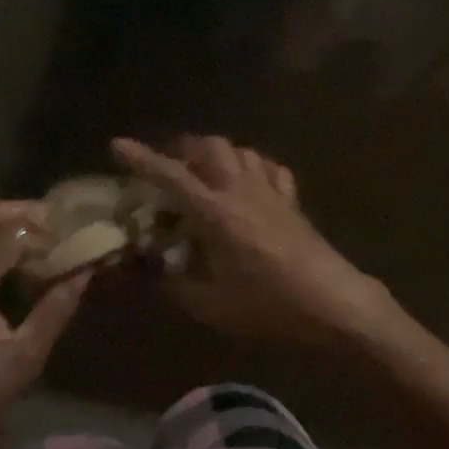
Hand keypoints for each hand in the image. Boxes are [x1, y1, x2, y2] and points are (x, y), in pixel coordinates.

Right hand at [111, 136, 400, 345]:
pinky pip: (269, 168)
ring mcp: (270, 191)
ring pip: (240, 150)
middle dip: (184, 149)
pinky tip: (248, 182)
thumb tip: (152, 272)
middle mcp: (241, 190)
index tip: (118, 144)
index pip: (171, 176)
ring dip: (217, 153)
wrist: (330, 300)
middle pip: (210, 147)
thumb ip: (176, 285)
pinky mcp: (291, 200)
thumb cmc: (268, 304)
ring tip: (204, 172)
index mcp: (215, 212)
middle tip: (168, 166)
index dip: (143, 159)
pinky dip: (252, 166)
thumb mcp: (212, 305)